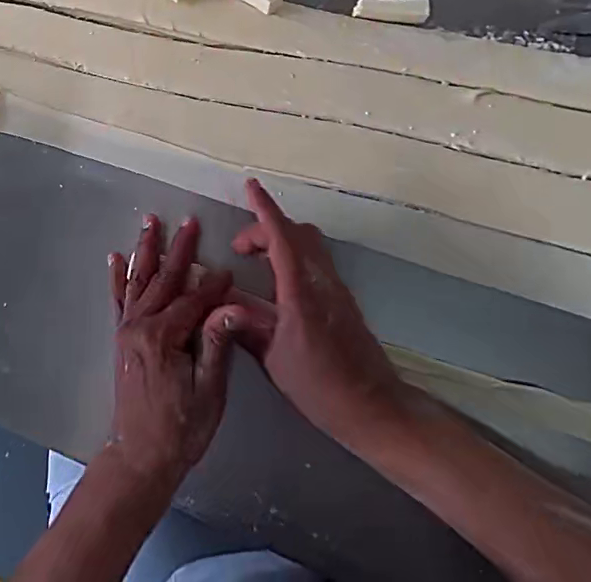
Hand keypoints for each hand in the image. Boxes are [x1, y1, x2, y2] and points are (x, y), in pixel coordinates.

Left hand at [105, 215, 235, 484]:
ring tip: (151, 222)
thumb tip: (229, 306)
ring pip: (138, 281)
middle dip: (179, 249)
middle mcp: (139, 327)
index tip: (230, 272)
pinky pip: (118, 299)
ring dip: (146, 250)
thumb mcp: (208, 391)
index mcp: (162, 338)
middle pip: (163, 280)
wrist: (140, 458)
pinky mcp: (121, 339)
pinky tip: (116, 258)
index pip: (193, 300)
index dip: (214, 286)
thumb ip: (216, 345)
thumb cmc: (181, 429)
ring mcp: (126, 331)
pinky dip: (118, 276)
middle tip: (190, 221)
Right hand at [219, 179, 410, 453]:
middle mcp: (321, 280)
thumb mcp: (274, 359)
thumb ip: (245, 325)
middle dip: (265, 227)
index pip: (281, 237)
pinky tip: (279, 280)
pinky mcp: (342, 297)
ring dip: (282, 238)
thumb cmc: (320, 386)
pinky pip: (315, 258)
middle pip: (296, 232)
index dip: (264, 208)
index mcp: (300, 291)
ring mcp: (335, 287)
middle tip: (239, 248)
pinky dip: (293, 253)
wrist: (374, 406)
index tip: (251, 186)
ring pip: (309, 242)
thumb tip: (217, 304)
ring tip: (257, 259)